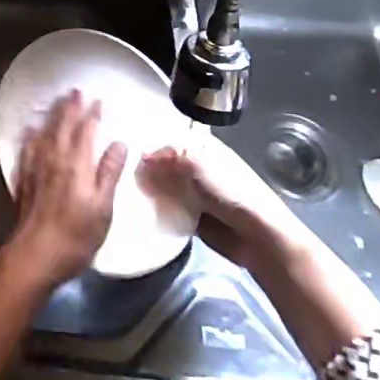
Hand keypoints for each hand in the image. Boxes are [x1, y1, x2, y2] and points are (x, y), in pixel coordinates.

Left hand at [5, 90, 127, 288]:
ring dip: (52, 116)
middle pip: (62, 126)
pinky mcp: (24, 181)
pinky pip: (27, 149)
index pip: (86, 131)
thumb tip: (119, 143)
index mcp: (77, 164)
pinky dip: (31, 136)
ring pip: (44, 134)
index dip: (92, 114)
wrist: (34, 257)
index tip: (98, 100)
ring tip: (56, 102)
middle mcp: (55, 159)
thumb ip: (109, 173)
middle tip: (75, 90)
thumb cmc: (76, 235)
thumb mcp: (103, 207)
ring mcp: (36, 169)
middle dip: (70, 107)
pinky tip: (30, 132)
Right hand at [139, 137, 299, 273]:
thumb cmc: (235, 195)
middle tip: (120, 172)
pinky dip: (156, 210)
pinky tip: (138, 211)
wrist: (259, 238)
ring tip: (124, 190)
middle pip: (166, 165)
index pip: (172, 140)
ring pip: (166, 187)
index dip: (152, 144)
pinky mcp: (193, 218)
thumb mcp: (202, 168)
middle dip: (147, 168)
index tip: (126, 150)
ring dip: (150, 190)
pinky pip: (169, 210)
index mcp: (205, 149)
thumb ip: (172, 159)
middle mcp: (199, 169)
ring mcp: (196, 194)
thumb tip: (143, 158)